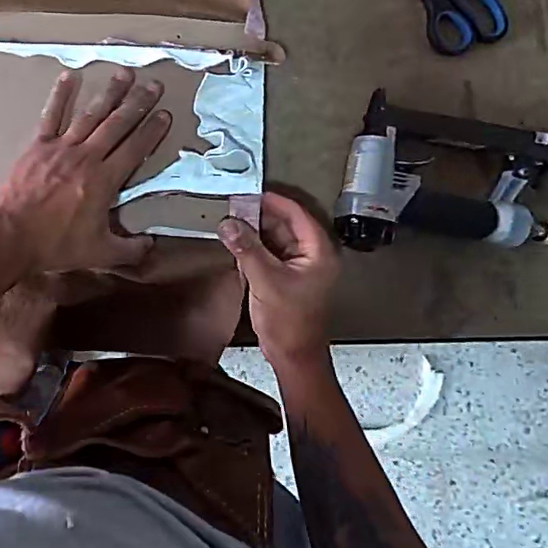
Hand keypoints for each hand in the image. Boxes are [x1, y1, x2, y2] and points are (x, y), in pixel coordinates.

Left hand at [0, 68, 173, 273]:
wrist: (10, 237)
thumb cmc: (56, 246)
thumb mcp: (99, 253)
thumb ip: (129, 250)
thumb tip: (151, 245)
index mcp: (104, 181)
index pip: (135, 149)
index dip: (152, 131)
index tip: (165, 114)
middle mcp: (86, 157)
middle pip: (117, 125)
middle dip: (138, 103)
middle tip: (154, 85)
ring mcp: (61, 148)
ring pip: (90, 115)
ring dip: (109, 93)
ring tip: (124, 74)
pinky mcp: (38, 146)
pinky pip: (51, 116)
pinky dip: (61, 95)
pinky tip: (71, 76)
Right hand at [217, 192, 339, 365]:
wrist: (293, 355)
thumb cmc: (290, 322)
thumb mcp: (266, 281)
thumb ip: (247, 249)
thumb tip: (228, 223)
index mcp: (319, 251)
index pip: (298, 214)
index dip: (274, 201)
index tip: (251, 192)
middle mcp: (312, 254)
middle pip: (286, 224)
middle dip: (260, 215)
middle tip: (234, 206)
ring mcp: (299, 266)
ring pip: (276, 238)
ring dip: (255, 230)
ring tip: (231, 221)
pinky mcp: (286, 276)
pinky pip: (269, 252)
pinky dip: (254, 246)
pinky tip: (236, 241)